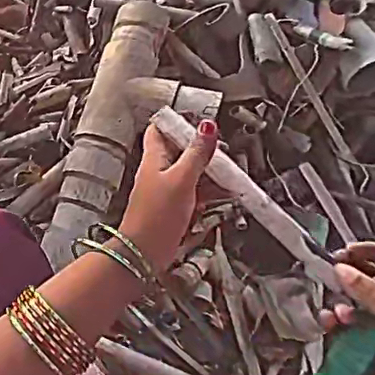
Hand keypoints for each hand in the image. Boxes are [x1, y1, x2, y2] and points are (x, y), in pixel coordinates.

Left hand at [117, 120, 218, 273]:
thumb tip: (207, 127)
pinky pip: (196, 193)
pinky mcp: (176, 207)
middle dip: (203, 150)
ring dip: (210, 172)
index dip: (178, 121)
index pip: (161, 129)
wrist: (145, 252)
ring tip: (228, 175)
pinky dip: (210, 191)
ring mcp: (168, 189)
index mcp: (154, 159)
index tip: (200, 121)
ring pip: (192, 172)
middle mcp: (159, 171)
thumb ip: (196, 154)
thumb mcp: (182, 179)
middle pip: (181, 150)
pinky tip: (225, 194)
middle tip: (222, 152)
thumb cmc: (155, 217)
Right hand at [325, 242, 374, 374]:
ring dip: (341, 307)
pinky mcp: (367, 360)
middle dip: (351, 282)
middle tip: (334, 275)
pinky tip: (331, 325)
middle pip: (370, 290)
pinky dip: (333, 330)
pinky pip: (343, 339)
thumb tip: (348, 272)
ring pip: (353, 313)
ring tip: (339, 311)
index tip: (351, 251)